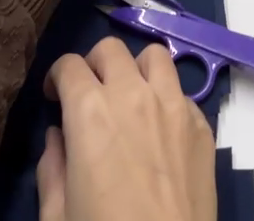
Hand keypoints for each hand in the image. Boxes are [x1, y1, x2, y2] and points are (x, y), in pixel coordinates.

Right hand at [38, 37, 215, 220]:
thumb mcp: (56, 215)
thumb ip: (52, 167)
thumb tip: (58, 136)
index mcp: (90, 112)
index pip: (70, 65)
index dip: (58, 77)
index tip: (55, 97)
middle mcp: (133, 95)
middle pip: (111, 49)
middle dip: (94, 65)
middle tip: (90, 94)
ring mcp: (174, 106)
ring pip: (154, 56)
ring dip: (136, 69)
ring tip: (129, 96)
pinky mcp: (202, 126)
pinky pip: (182, 92)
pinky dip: (167, 98)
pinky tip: (160, 129)